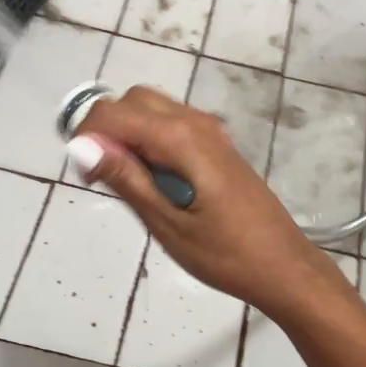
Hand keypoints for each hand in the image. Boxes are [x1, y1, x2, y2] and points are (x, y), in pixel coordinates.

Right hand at [70, 87, 347, 320]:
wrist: (283, 266)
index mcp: (180, 139)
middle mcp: (196, 123)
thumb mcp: (167, 224)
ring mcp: (211, 132)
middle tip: (100, 176)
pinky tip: (154, 179)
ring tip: (124, 180)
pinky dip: (151, 138)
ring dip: (128, 132)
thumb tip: (82, 146)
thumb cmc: (224, 254)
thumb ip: (126, 179)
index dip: (87, 136)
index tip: (84, 176)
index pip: (114, 113)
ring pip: (154, 108)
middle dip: (106, 127)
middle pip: (133, 100)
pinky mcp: (218, 146)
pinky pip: (173, 124)